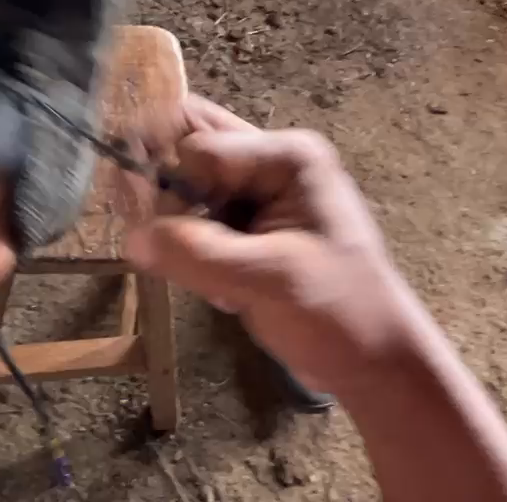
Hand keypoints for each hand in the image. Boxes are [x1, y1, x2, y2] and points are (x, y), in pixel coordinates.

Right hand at [125, 104, 424, 399]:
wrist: (375, 364)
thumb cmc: (340, 313)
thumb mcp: (269, 280)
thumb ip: (199, 254)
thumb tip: (131, 237)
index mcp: (285, 155)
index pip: (199, 146)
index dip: (169, 184)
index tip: (149, 229)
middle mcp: (266, 159)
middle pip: (187, 141)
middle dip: (157, 181)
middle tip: (139, 223)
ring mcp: (254, 189)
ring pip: (182, 178)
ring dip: (172, 219)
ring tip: (187, 266)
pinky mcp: (243, 221)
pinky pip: (192, 212)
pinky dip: (185, 242)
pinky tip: (212, 284)